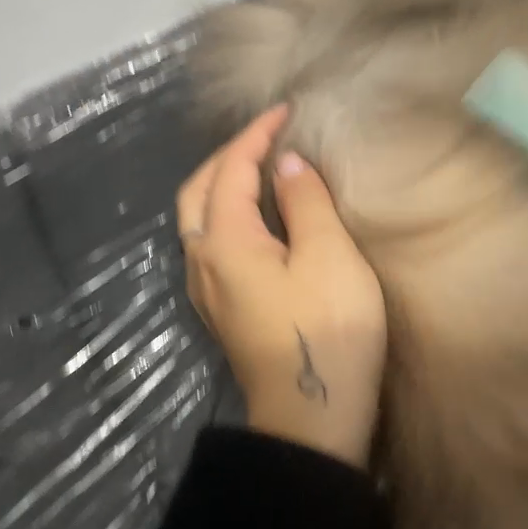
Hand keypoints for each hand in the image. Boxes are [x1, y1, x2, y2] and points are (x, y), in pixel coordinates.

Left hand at [177, 106, 387, 467]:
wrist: (312, 417)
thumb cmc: (327, 330)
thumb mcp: (329, 256)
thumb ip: (305, 202)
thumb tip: (286, 164)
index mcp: (225, 241)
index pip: (232, 170)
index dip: (257, 135)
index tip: (288, 110)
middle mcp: (202, 261)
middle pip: (198, 191)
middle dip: (229, 156)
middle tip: (268, 136)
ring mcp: (208, 290)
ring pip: (199, 219)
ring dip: (224, 183)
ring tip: (262, 168)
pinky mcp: (224, 310)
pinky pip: (212, 242)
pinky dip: (229, 213)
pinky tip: (259, 218)